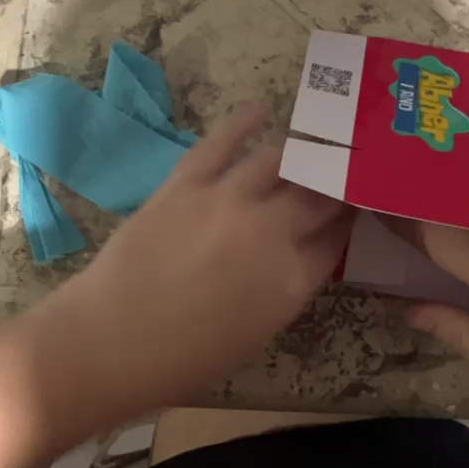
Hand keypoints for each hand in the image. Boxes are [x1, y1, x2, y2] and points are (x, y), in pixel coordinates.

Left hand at [27, 103, 352, 417]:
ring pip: (279, 161)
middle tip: (346, 172)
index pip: (337, 240)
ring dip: (301, 153)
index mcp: (291, 281)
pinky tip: (261, 108)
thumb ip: (286, 289)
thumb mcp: (255, 334)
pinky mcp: (187, 183)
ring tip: (311, 146)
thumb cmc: (184, 359)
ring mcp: (228, 200)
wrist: (111, 341)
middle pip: (319, 196)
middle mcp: (270, 231)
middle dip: (339, 183)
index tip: (357, 210)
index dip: (349, 223)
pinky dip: (243, 122)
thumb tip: (301, 256)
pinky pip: (221, 143)